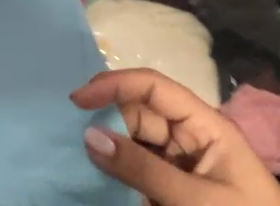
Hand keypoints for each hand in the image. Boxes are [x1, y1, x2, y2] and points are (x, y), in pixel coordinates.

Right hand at [71, 69, 279, 205]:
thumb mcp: (197, 201)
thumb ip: (141, 169)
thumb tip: (88, 134)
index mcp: (205, 125)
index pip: (152, 86)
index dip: (113, 85)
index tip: (77, 102)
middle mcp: (192, 137)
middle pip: (139, 113)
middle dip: (107, 120)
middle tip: (74, 139)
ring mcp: (184, 166)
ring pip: (135, 143)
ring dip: (110, 149)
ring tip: (79, 159)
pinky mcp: (177, 192)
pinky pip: (140, 171)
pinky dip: (119, 173)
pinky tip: (98, 180)